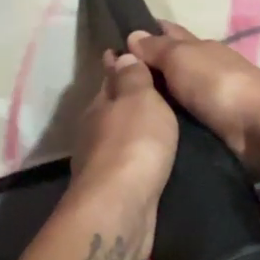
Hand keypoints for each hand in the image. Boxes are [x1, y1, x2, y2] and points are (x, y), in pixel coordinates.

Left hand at [70, 49, 176, 254]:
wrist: (121, 207)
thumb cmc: (134, 143)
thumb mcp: (140, 99)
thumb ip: (134, 77)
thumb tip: (121, 56)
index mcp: (99, 104)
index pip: (111, 76)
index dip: (122, 63)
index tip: (136, 52)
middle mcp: (95, 131)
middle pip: (114, 106)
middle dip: (130, 96)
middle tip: (161, 87)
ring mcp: (101, 162)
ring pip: (121, 135)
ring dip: (136, 128)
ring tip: (164, 121)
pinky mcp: (114, 189)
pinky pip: (130, 161)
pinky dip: (140, 154)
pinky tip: (156, 154)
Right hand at [126, 22, 259, 166]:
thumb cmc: (219, 84)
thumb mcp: (182, 59)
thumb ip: (159, 49)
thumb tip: (135, 34)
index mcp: (200, 47)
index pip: (169, 34)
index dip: (146, 35)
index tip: (117, 39)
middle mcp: (206, 68)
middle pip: (173, 64)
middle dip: (147, 68)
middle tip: (110, 80)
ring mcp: (212, 98)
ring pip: (177, 92)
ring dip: (158, 96)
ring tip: (123, 107)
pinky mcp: (215, 125)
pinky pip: (185, 116)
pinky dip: (170, 116)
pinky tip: (152, 124)